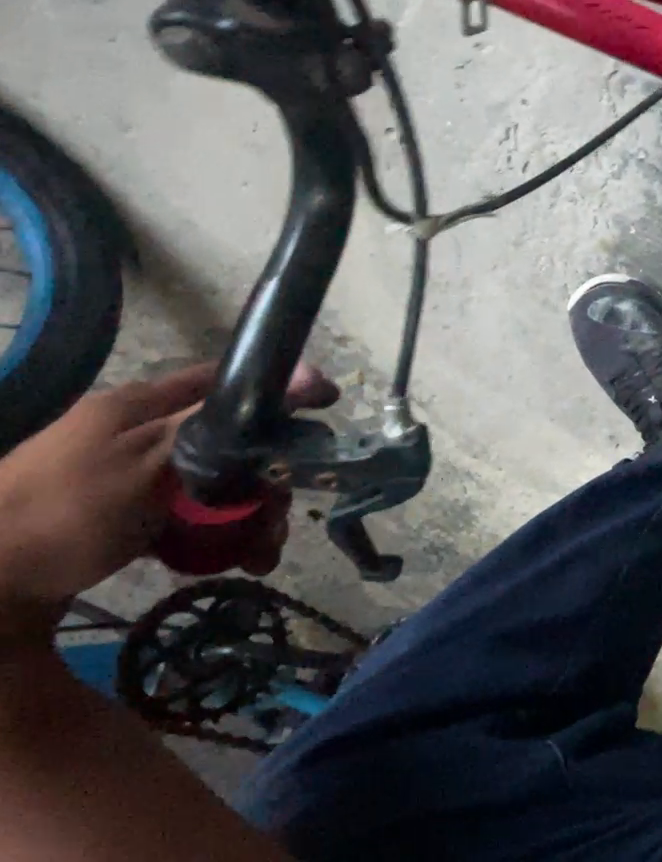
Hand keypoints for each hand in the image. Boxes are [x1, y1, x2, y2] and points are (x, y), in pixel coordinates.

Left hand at [0, 363, 336, 635]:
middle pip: (234, 440)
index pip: (228, 380)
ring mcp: (134, 474)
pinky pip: (193, 513)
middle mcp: (140, 432)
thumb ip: (223, 419)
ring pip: (220, 481)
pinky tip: (234, 560)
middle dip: (270, 480)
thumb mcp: (150, 461)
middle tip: (280, 519)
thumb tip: (304, 374)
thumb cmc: (64, 513)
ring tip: (260, 554)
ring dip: (252, 515)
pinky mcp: (129, 512)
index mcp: (140, 406)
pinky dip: (219, 533)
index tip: (324, 412)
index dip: (281, 391)